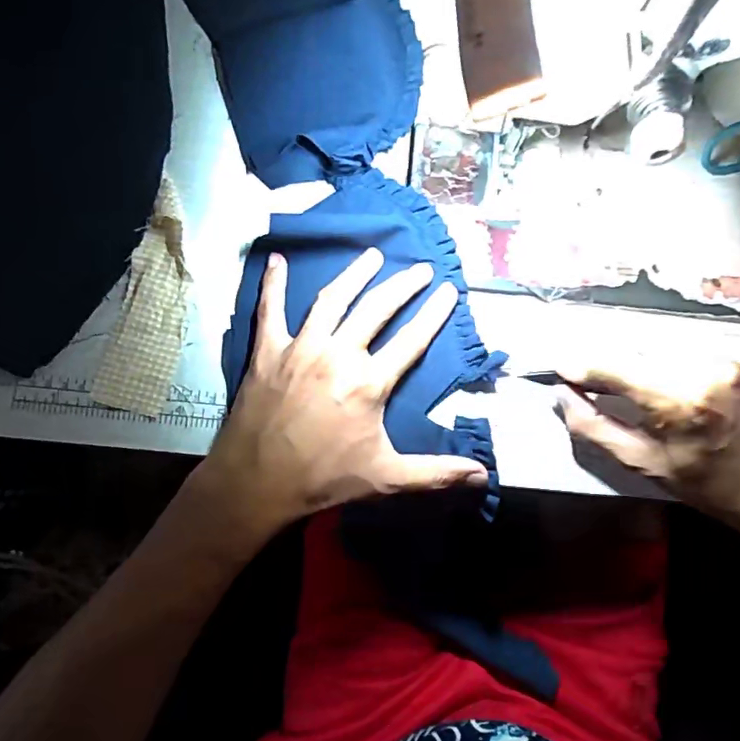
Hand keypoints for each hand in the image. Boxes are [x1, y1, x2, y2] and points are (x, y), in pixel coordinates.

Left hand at [196, 248, 489, 542]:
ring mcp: (299, 349)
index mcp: (368, 383)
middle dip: (402, 285)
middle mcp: (337, 355)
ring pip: (332, 300)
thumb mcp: (387, 478)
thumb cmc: (324, 479)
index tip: (449, 290)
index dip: (434, 313)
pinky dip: (274, 284)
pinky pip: (270, 310)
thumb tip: (483, 477)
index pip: (412, 339)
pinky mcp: (267, 352)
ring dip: (354, 274)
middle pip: (376, 309)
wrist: (256, 485)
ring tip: (372, 255)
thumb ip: (436, 473)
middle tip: (419, 268)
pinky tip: (278, 261)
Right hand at [554, 349, 739, 537]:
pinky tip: (672, 375)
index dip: (584, 364)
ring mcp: (735, 350)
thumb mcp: (645, 465)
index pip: (617, 365)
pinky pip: (692, 340)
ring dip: (640, 354)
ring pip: (663, 338)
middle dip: (610, 359)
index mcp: (684, 400)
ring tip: (632, 379)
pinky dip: (672, 353)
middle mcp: (711, 364)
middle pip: (638, 345)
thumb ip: (595, 427)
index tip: (560, 367)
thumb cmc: (708, 485)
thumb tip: (561, 394)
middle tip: (591, 376)